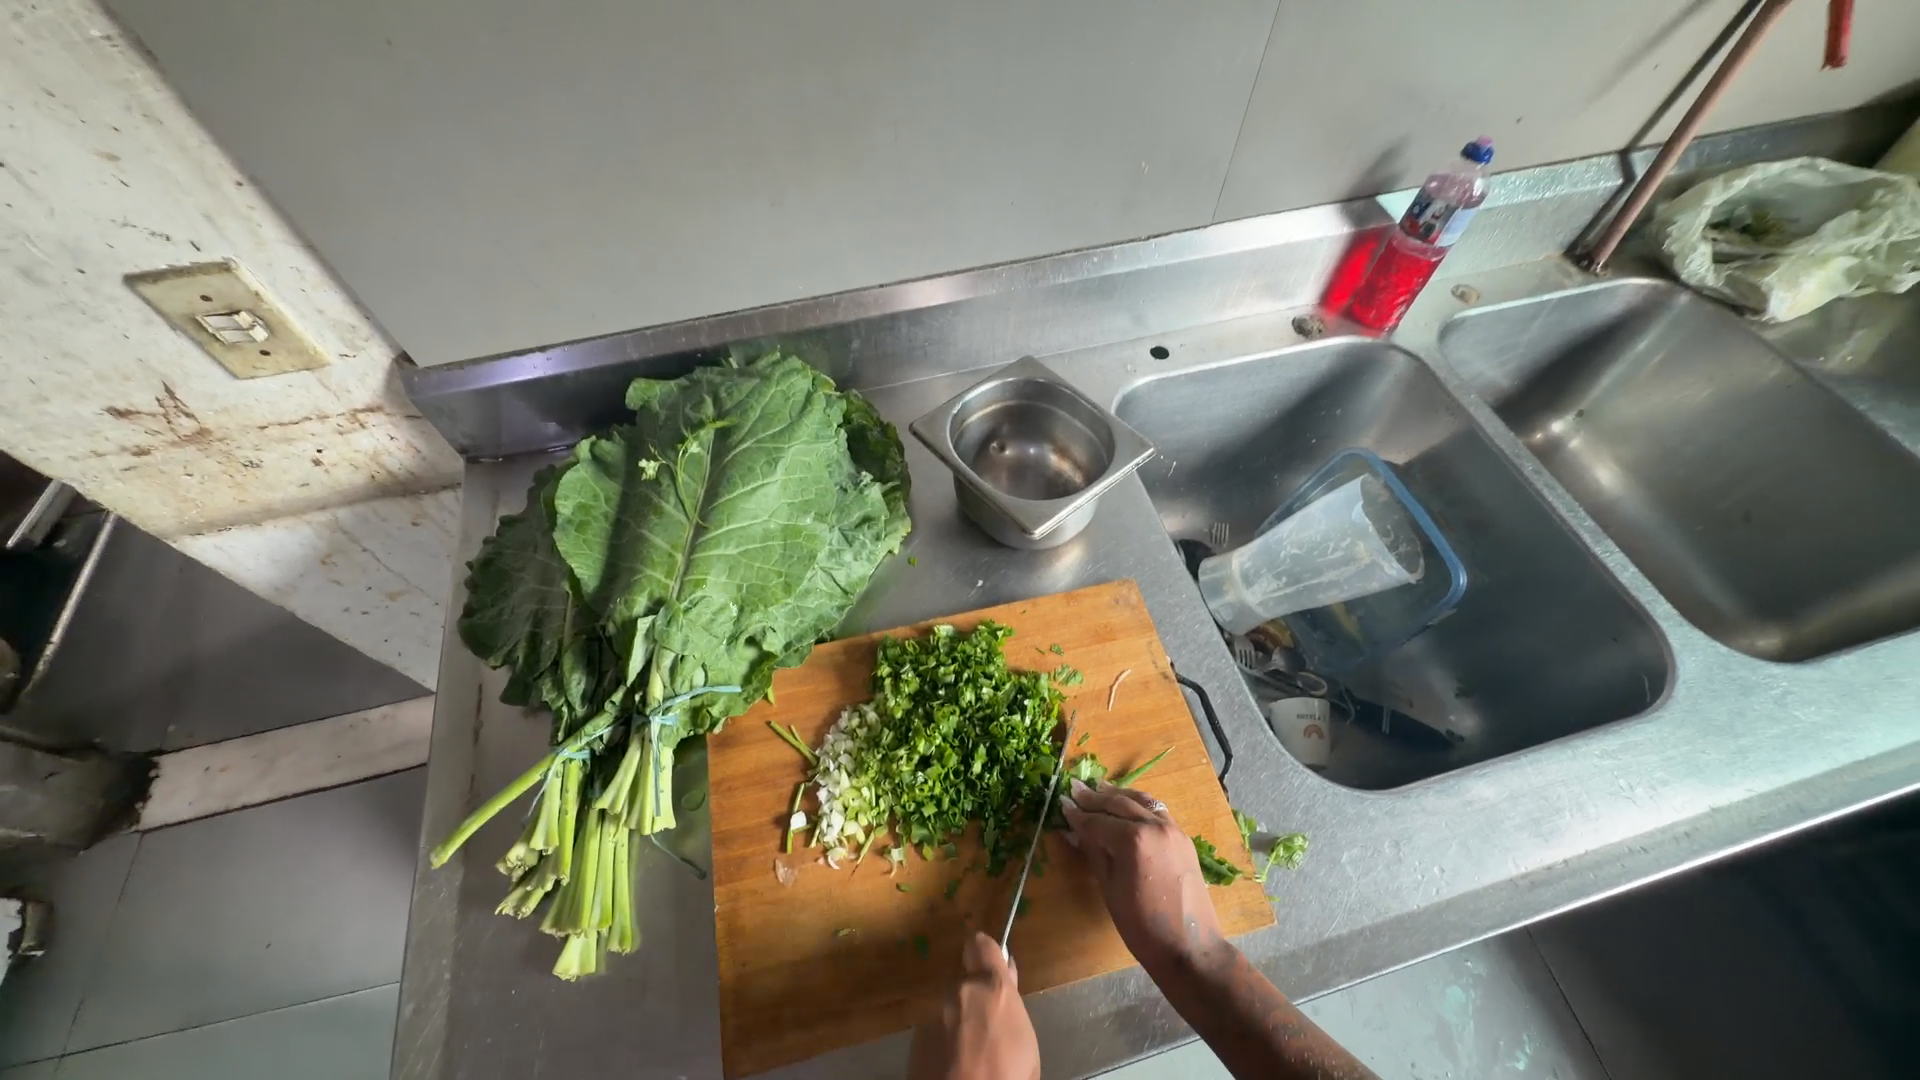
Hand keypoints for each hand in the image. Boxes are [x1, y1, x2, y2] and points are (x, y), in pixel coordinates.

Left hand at [907, 931, 1039, 1079]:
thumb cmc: (1010, 1079)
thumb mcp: (1027, 1044)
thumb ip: (1012, 1005)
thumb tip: (1007, 977)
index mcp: (992, 988)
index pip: (981, 945)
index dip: (985, 955)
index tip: (991, 969)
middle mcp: (960, 993)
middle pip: (965, 984)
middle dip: (974, 1001)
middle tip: (987, 1032)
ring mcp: (934, 1015)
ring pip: (949, 1011)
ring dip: (957, 1026)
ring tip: (970, 1059)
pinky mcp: (915, 1041)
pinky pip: (934, 1034)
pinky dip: (942, 1046)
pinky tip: (952, 1070)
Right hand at [1060, 779, 1224, 970]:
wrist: (1190, 948)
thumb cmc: (1142, 926)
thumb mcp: (1110, 889)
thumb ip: (1093, 852)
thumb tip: (1073, 830)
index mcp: (1132, 840)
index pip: (1097, 821)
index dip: (1077, 815)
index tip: (1061, 804)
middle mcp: (1153, 825)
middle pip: (1118, 804)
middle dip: (1094, 798)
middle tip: (1074, 789)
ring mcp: (1171, 828)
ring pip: (1140, 801)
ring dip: (1117, 794)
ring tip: (1098, 788)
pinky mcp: (1182, 836)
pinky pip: (1156, 810)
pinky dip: (1138, 803)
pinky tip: (1127, 803)